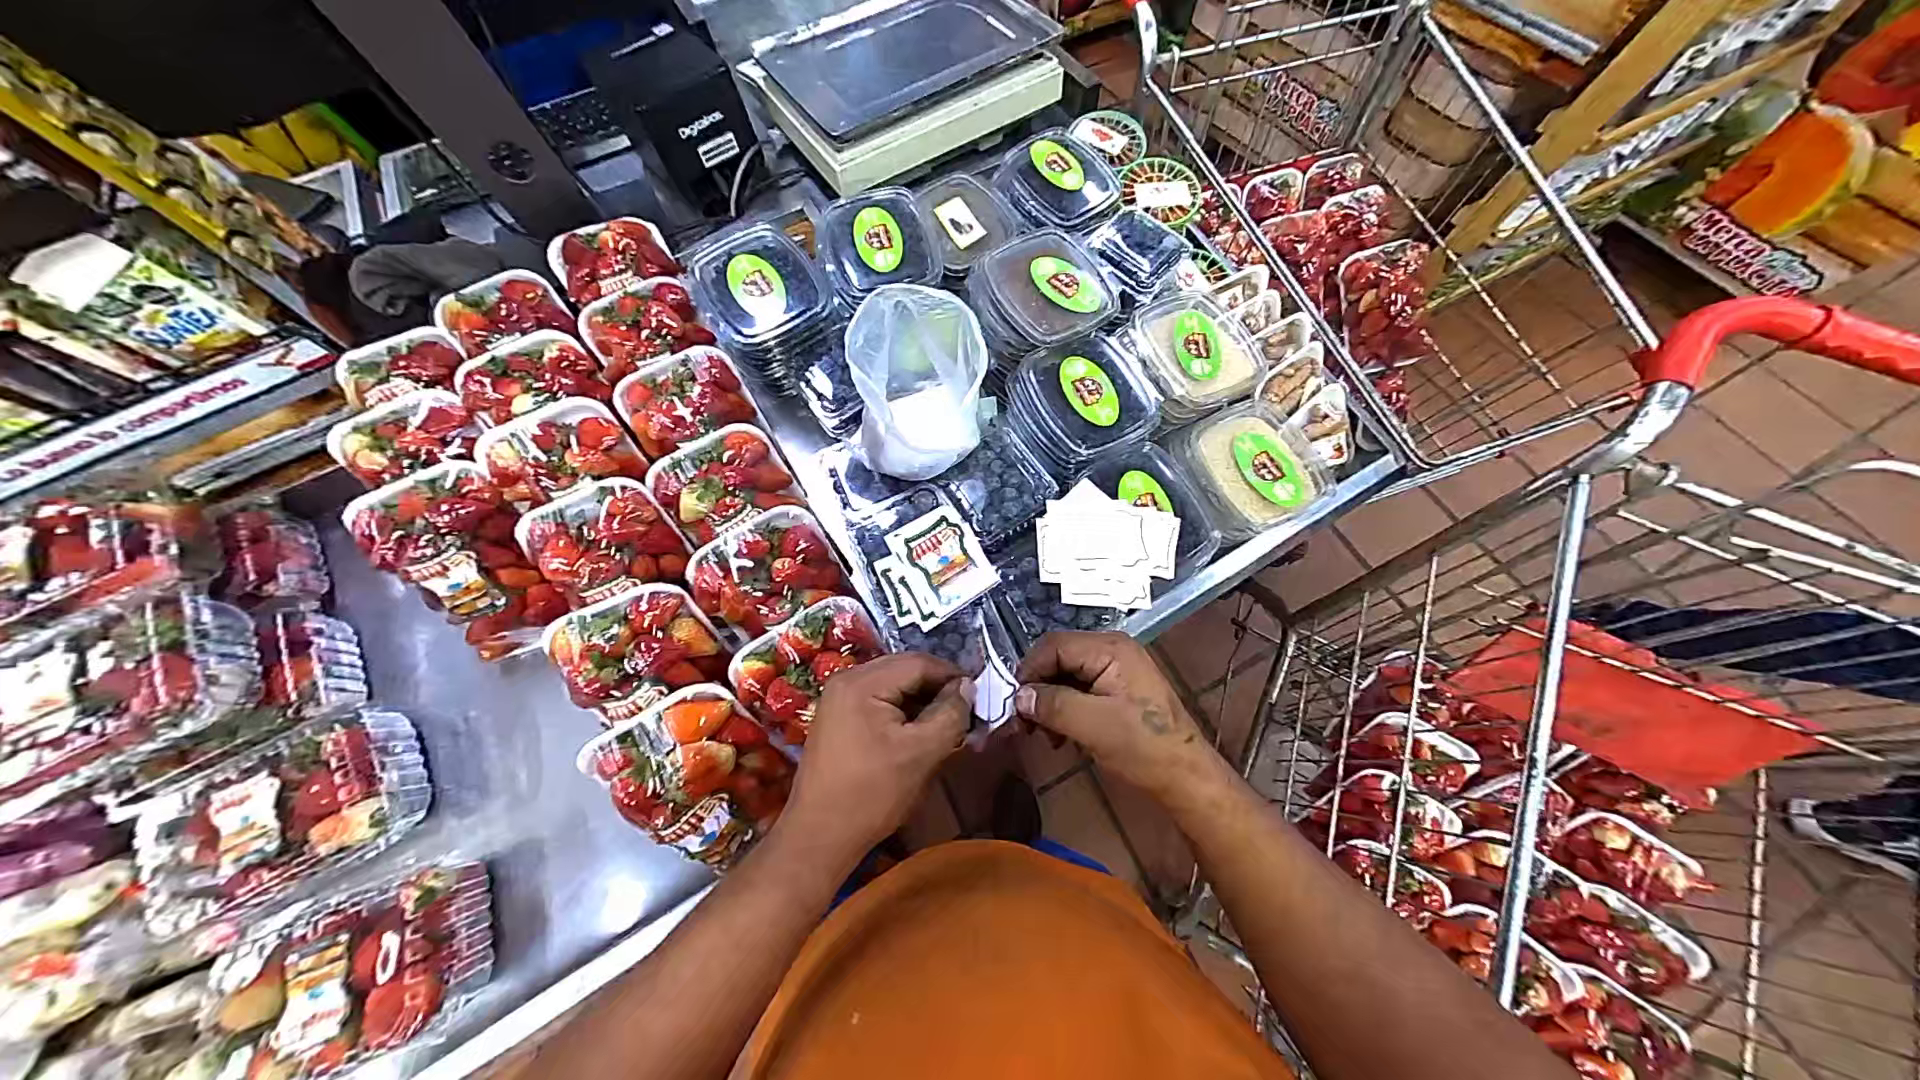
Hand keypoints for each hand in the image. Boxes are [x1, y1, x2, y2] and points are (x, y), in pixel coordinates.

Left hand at [780, 653, 970, 860]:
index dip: (952, 676)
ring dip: (921, 698)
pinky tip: (918, 730)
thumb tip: (967, 687)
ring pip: (893, 684)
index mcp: (862, 682)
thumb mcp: (922, 752)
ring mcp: (838, 697)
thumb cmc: (872, 793)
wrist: (820, 835)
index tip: (978, 696)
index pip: (919, 663)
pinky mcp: (838, 716)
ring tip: (946, 722)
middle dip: (937, 686)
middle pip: (904, 668)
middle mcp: (846, 679)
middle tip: (965, 709)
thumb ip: (950, 714)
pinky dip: (902, 709)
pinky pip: (878, 699)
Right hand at [1015, 631, 1223, 802]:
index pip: (1053, 646)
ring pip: (1065, 676)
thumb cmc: (1143, 748)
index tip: (1015, 705)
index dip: (1029, 672)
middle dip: (1037, 690)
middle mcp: (1112, 651)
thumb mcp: (1092, 725)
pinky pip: (1078, 691)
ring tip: (1044, 735)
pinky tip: (1060, 736)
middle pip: (1057, 659)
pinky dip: (1063, 711)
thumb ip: (1053, 705)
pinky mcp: (1116, 691)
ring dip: (1048, 704)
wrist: (1186, 777)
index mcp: (1110, 649)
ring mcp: (1115, 671)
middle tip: (1025, 724)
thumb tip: (1019, 697)